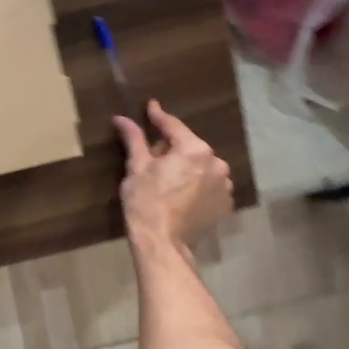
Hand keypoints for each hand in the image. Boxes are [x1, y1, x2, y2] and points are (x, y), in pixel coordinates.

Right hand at [114, 100, 233, 246]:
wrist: (163, 241)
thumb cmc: (145, 201)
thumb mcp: (136, 168)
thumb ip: (134, 140)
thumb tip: (122, 118)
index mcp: (194, 150)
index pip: (173, 126)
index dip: (158, 116)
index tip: (151, 106)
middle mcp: (216, 163)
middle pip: (190, 147)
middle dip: (172, 149)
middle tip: (152, 159)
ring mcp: (225, 185)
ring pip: (201, 167)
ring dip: (187, 168)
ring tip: (168, 181)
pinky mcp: (226, 204)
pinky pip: (209, 186)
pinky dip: (197, 185)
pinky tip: (181, 196)